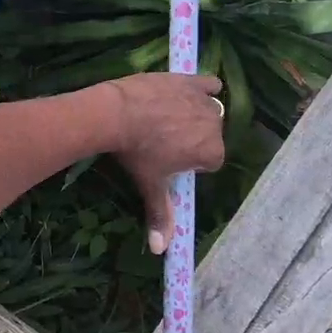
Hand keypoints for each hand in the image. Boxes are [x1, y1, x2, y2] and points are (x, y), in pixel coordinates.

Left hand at [101, 73, 225, 254]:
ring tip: (166, 117)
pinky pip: (208, 83)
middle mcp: (216, 126)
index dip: (187, 162)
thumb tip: (160, 250)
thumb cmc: (135, 153)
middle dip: (190, 138)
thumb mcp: (149, 184)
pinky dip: (203, 87)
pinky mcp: (190, 81)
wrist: (115, 114)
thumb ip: (160, 215)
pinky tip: (193, 91)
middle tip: (160, 139)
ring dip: (194, 115)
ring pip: (208, 111)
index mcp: (213, 153)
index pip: (208, 162)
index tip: (167, 159)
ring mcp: (204, 101)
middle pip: (209, 135)